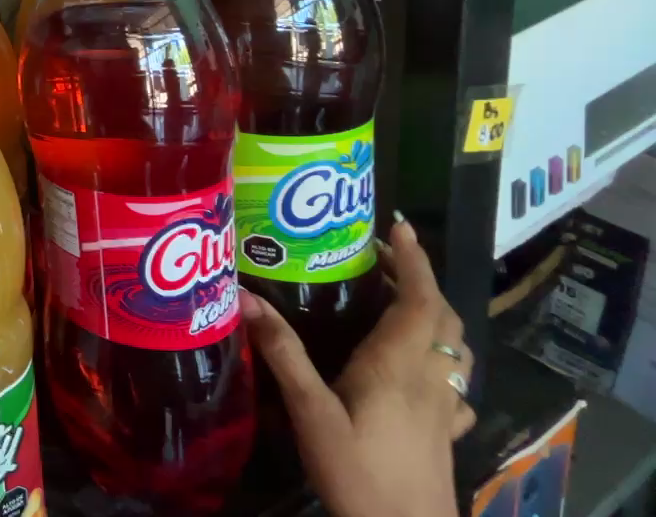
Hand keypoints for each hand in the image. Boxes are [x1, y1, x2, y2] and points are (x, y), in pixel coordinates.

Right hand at [240, 213, 474, 516]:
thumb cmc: (357, 470)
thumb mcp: (309, 410)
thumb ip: (282, 352)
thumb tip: (244, 294)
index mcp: (399, 365)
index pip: (420, 301)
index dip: (413, 261)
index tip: (398, 227)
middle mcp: (429, 378)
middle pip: (442, 318)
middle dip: (418, 280)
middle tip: (378, 257)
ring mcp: (443, 407)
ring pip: (453, 347)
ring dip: (432, 314)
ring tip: (395, 299)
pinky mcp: (445, 431)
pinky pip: (453, 381)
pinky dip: (439, 356)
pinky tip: (417, 366)